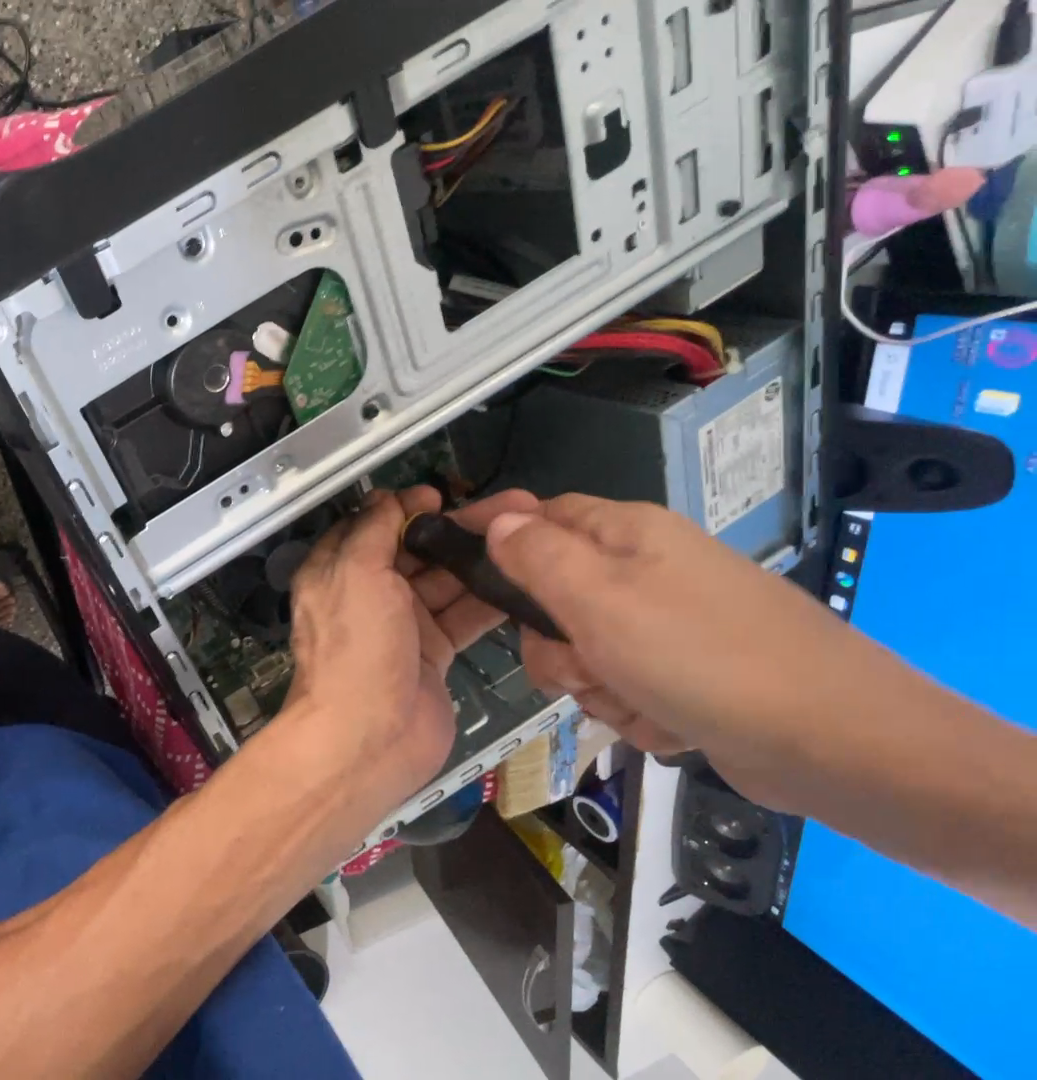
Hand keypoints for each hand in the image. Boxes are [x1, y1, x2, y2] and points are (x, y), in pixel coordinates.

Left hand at [281, 485, 538, 796]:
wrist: (368, 736)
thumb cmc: (355, 648)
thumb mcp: (356, 573)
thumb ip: (373, 532)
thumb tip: (387, 498)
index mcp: (336, 572)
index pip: (371, 527)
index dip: (404, 508)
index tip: (440, 495)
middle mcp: (367, 595)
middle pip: (415, 551)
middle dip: (456, 528)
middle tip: (509, 507)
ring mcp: (402, 626)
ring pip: (445, 581)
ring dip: (481, 559)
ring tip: (529, 534)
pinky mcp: (433, 654)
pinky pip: (464, 617)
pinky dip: (491, 600)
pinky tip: (528, 579)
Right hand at [485, 494, 878, 806]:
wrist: (833, 741)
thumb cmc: (699, 656)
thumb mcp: (597, 598)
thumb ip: (535, 555)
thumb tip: (498, 519)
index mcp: (626, 534)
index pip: (536, 513)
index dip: (492, 531)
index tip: (448, 562)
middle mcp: (646, 571)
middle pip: (550, 595)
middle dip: (551, 641)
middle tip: (579, 662)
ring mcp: (668, 624)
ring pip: (581, 650)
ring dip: (591, 684)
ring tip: (633, 699)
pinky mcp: (686, 673)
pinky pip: (621, 686)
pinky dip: (631, 709)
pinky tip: (666, 722)